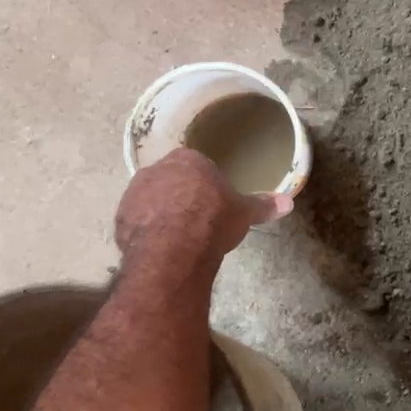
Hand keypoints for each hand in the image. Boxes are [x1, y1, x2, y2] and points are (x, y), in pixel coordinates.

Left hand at [115, 149, 291, 277]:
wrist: (173, 250)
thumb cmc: (213, 221)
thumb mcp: (244, 213)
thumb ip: (263, 205)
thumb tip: (289, 202)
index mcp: (188, 160)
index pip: (197, 164)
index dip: (206, 182)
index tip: (214, 200)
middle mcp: (156, 169)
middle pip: (172, 179)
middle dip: (182, 195)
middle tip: (199, 218)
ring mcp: (134, 192)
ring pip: (153, 199)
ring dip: (163, 212)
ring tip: (181, 235)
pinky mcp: (120, 217)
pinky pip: (139, 219)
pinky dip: (149, 229)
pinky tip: (164, 246)